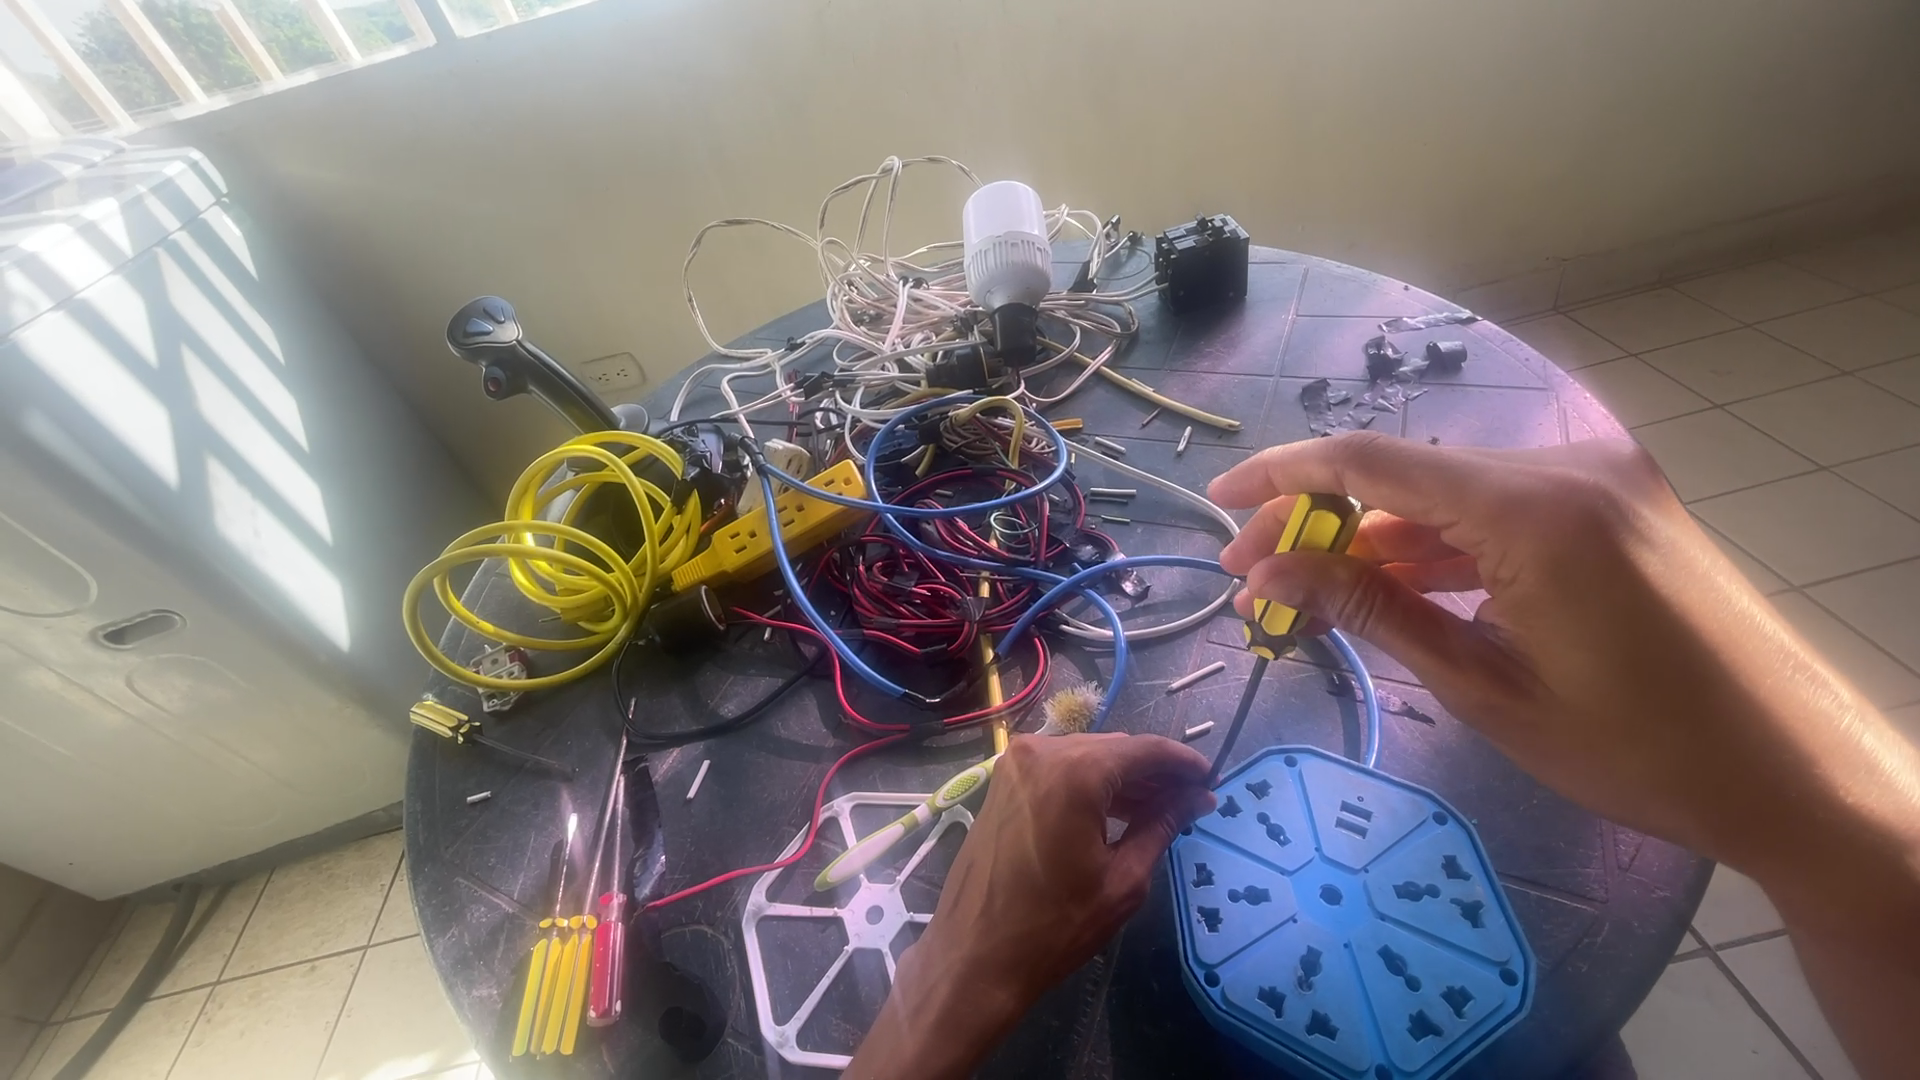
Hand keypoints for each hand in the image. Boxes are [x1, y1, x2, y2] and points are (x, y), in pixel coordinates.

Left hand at [845, 733, 1213, 1078]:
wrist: (975, 954)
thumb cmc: (1055, 925)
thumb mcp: (1123, 880)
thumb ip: (1160, 826)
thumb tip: (1196, 799)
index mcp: (1074, 770)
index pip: (1144, 750)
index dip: (1183, 761)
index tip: (1210, 778)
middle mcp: (1041, 751)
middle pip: (1114, 748)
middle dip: (1153, 771)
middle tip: (1189, 799)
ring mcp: (1016, 763)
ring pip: (1085, 755)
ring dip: (1122, 777)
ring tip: (1159, 808)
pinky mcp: (1004, 780)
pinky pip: (1058, 768)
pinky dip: (1089, 783)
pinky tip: (1116, 809)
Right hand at [1212, 432, 1919, 1078]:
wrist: (1808, 781)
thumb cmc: (1638, 752)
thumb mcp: (1479, 685)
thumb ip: (1367, 609)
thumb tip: (1266, 571)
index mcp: (1532, 509)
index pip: (1368, 462)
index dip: (1280, 476)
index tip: (1218, 502)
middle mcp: (1561, 469)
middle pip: (1396, 478)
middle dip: (1312, 522)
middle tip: (1250, 575)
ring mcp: (1588, 483)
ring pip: (1435, 498)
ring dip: (1363, 541)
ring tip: (1301, 591)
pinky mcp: (1600, 507)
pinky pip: (1482, 516)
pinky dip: (1422, 551)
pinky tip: (1378, 588)